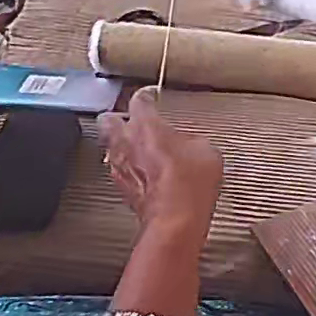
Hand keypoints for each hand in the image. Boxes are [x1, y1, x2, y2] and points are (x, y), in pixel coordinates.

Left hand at [96, 88, 223, 236]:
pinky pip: (120, 172)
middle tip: (131, 120)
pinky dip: (129, 170)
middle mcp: (125, 143)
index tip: (150, 95)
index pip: (139, 100)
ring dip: (121, 146)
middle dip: (118, 118)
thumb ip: (192, 141)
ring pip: (110, 148)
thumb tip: (191, 146)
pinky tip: (142, 174)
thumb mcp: (206, 151)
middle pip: (109, 120)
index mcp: (144, 125)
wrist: (175, 220)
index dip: (146, 95)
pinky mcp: (123, 190)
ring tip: (136, 148)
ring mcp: (120, 168)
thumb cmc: (187, 184)